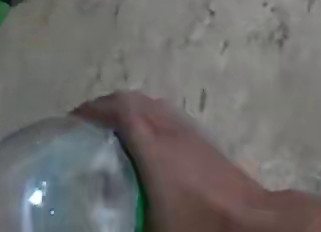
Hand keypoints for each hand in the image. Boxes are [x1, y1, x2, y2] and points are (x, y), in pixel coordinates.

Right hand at [74, 92, 277, 231]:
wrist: (252, 223)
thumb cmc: (198, 227)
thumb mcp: (151, 229)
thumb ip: (123, 219)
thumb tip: (100, 220)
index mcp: (155, 148)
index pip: (121, 109)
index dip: (93, 110)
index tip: (68, 123)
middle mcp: (171, 129)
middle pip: (135, 101)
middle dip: (105, 109)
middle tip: (81, 132)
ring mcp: (190, 131)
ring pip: (153, 106)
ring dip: (127, 112)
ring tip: (106, 138)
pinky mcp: (203, 140)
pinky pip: (166, 116)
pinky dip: (146, 120)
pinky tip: (141, 148)